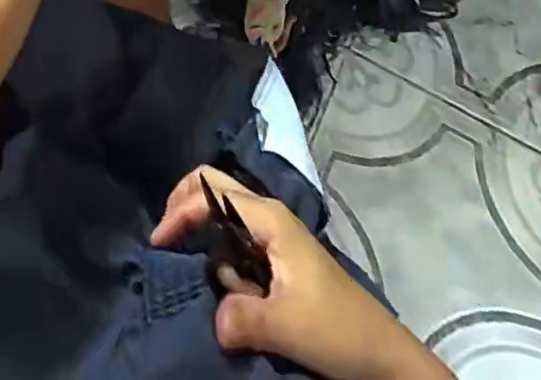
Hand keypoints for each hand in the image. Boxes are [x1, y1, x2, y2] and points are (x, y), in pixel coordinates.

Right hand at [151, 167, 452, 379]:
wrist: (381, 355)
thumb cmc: (336, 329)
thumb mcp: (285, 326)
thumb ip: (240, 317)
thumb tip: (213, 319)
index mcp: (269, 218)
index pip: (211, 193)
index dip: (180, 212)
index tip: (159, 244)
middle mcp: (269, 216)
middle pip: (214, 186)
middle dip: (184, 204)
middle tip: (164, 236)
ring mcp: (274, 235)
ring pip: (223, 216)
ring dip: (205, 239)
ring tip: (201, 275)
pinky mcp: (277, 257)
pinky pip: (235, 244)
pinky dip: (221, 258)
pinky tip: (227, 287)